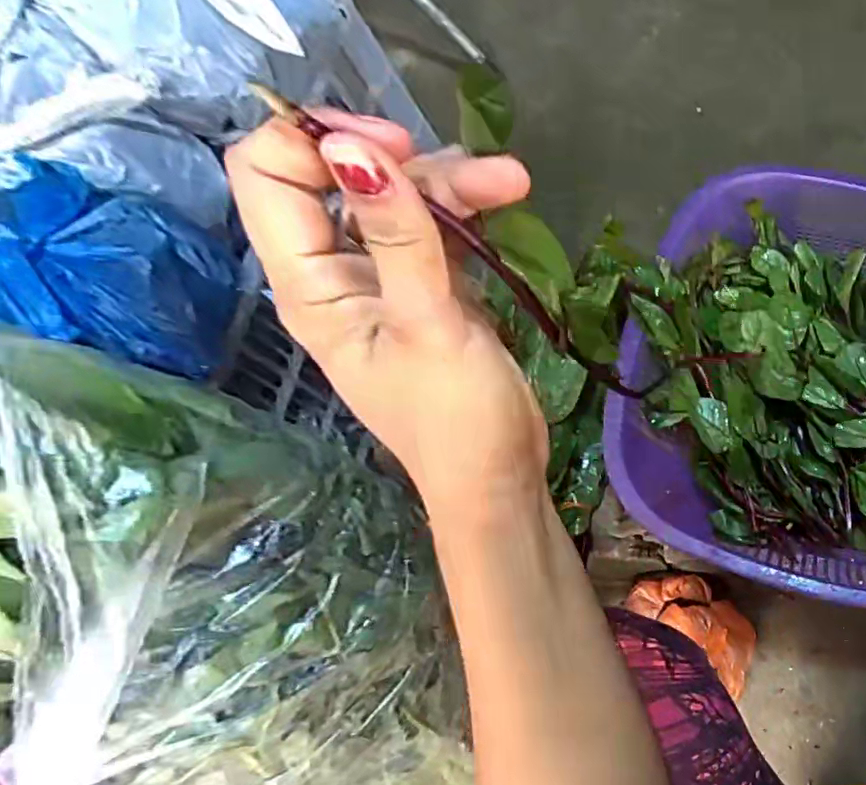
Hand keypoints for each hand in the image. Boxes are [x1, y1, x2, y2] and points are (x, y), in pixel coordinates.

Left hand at [225, 109, 544, 516]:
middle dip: (417, 171)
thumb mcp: (430, 327)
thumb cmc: (458, 419)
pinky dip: (470, 225)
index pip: (272, 178)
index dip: (321, 145)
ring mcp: (394, 291)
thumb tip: (358, 149)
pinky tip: (502, 216)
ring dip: (456, 193)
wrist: (502, 480)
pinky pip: (442, 245)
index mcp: (312, 284)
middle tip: (496, 174)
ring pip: (407, 215)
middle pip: (354, 191)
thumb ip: (400, 241)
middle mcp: (343, 278)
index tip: (396, 146)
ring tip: (515, 184)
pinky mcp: (440, 305)